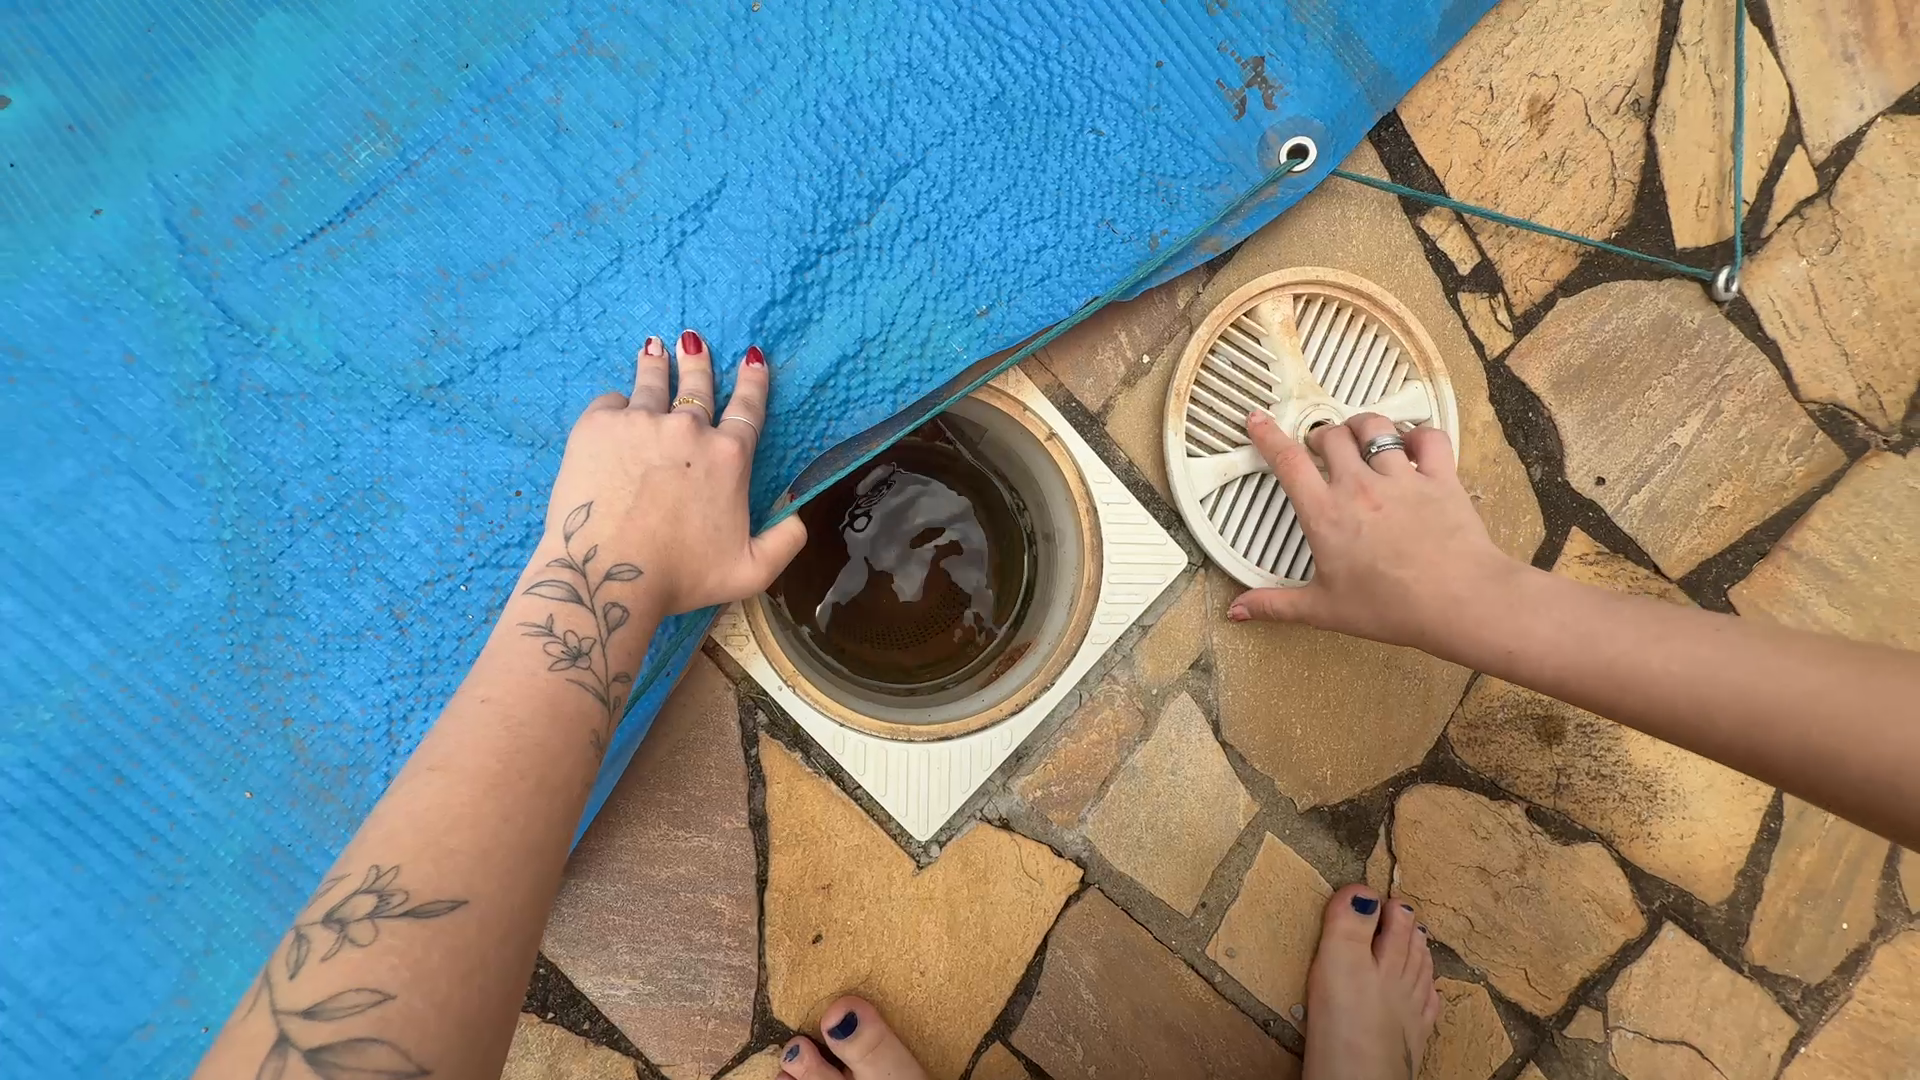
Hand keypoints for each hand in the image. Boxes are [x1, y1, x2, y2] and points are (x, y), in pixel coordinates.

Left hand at [539, 329, 806, 620]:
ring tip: (653, 347)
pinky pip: (612, 402)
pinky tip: (617, 405)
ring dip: (656, 365)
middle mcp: (689, 429)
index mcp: (730, 458)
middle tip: (693, 339)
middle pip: (698, 387)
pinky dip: (617, 404)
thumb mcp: (751, 572)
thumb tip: (800, 518)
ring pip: (651, 384)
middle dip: (698, 361)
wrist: (608, 574)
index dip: (754, 381)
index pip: (748, 408)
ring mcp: (641, 422)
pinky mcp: (597, 426)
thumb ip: (785, 543)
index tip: (754, 357)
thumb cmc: (682, 576)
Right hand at [1228, 410, 1523, 652]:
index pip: (1288, 461)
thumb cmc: (1390, 607)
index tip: (1256, 419)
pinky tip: (1411, 444)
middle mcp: (1359, 487)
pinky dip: (1417, 435)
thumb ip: (1274, 605)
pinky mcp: (1441, 479)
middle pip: (1332, 436)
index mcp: (1325, 514)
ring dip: (1362, 426)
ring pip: (1376, 428)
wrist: (1461, 602)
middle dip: (1321, 435)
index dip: (1267, 436)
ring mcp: (1402, 479)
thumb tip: (1235, 610)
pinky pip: (1429, 438)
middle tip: (1320, 448)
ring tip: (1359, 437)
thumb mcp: (1323, 609)